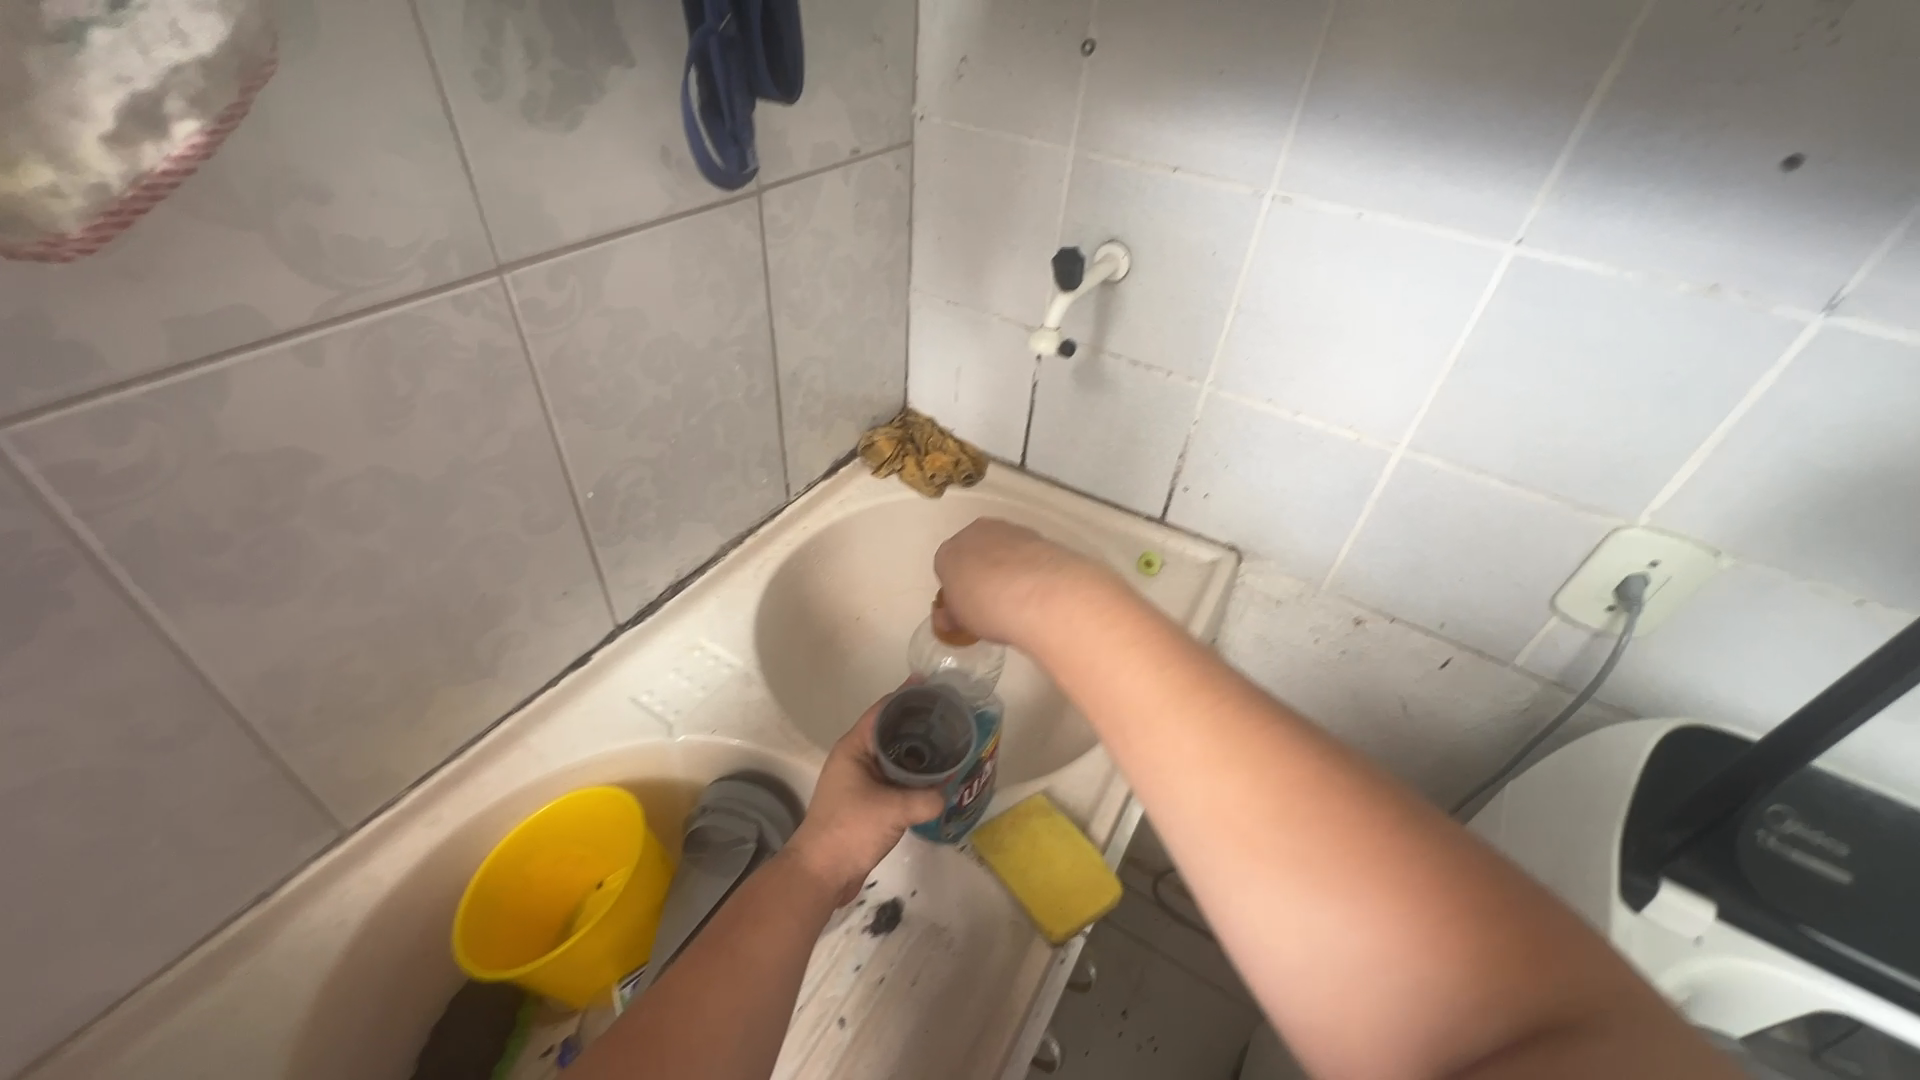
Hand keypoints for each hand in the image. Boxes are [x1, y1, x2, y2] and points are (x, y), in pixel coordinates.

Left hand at [787, 694, 945, 904]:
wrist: (821, 873)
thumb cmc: (849, 830)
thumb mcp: (893, 810)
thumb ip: (926, 798)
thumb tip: (946, 793)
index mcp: (855, 747)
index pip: (884, 710)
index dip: (908, 695)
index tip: (935, 685)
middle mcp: (857, 758)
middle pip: (892, 731)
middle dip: (919, 723)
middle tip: (952, 717)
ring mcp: (861, 781)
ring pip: (895, 756)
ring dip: (919, 752)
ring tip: (950, 745)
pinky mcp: (868, 801)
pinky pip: (896, 779)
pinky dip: (915, 776)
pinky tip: (936, 779)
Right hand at [933, 518, 1114, 648]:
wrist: (1036, 593)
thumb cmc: (988, 608)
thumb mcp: (963, 622)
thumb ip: (952, 616)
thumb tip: (947, 618)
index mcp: (948, 553)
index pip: (946, 567)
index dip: (958, 588)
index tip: (969, 605)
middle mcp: (974, 533)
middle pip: (974, 551)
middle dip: (980, 570)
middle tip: (991, 600)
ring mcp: (1007, 530)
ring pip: (1001, 547)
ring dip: (1006, 565)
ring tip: (1019, 596)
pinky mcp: (1036, 534)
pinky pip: (1026, 550)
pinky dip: (1029, 563)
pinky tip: (1037, 587)